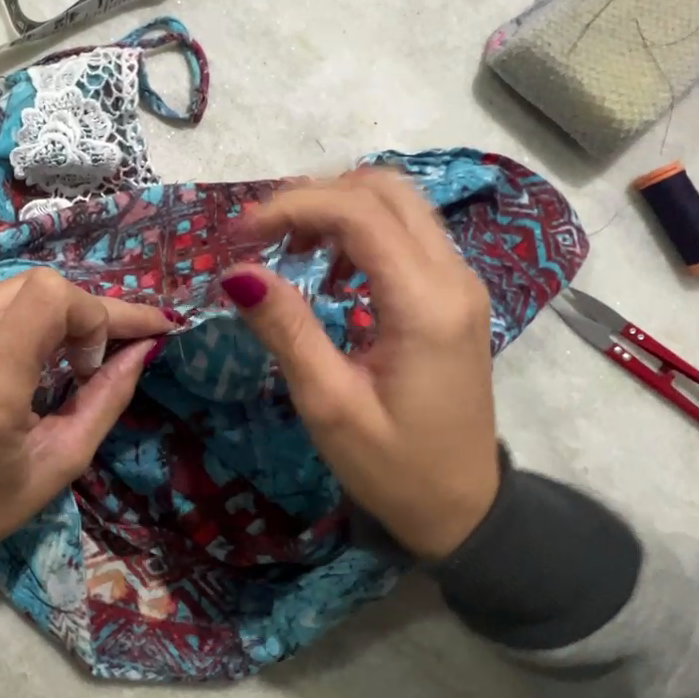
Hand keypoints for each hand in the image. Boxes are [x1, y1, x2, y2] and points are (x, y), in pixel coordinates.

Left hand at [0, 269, 174, 549]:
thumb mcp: (62, 462)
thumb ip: (107, 398)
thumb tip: (145, 346)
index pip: (49, 298)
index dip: (98, 313)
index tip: (116, 351)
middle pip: (39, 285)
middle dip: (87, 312)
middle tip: (106, 353)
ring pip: (18, 286)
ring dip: (60, 312)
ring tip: (77, 353)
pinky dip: (29, 318)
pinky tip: (40, 351)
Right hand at [221, 168, 499, 559]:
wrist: (462, 508)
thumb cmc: (392, 466)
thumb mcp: (329, 404)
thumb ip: (287, 330)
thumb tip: (235, 272)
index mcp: (425, 304)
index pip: (359, 213)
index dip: (292, 208)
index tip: (238, 235)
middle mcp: (453, 278)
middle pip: (386, 189)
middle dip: (315, 197)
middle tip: (261, 236)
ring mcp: (459, 283)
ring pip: (398, 205)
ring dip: (336, 211)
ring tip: (286, 251)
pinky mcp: (452, 296)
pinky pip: (405, 235)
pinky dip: (357, 233)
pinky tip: (324, 272)